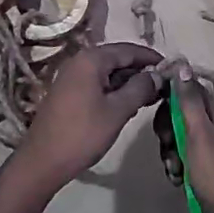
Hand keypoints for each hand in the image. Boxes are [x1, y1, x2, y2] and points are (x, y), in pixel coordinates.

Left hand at [13, 43, 163, 185]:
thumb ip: (140, 88)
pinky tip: (129, 104)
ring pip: (108, 72)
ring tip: (151, 96)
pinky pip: (97, 83)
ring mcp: (72, 77)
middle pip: (118, 59)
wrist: (42, 162)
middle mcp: (80, 61)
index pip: (129, 50)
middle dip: (141, 71)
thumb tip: (157, 75)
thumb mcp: (118, 111)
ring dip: (129, 82)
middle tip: (164, 85)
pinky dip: (115, 90)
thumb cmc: (82, 134)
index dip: (152, 58)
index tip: (172, 69)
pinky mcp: (68, 92)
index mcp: (91, 59)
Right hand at [172, 72, 213, 212]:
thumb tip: (182, 65)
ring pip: (175, 134)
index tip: (153, 99)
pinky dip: (174, 164)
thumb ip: (189, 99)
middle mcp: (209, 122)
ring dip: (169, 150)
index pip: (188, 85)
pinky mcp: (198, 162)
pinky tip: (177, 177)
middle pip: (178, 111)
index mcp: (213, 109)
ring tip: (174, 167)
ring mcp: (204, 143)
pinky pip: (178, 154)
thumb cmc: (213, 170)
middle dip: (166, 127)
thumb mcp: (199, 131)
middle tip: (166, 141)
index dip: (170, 90)